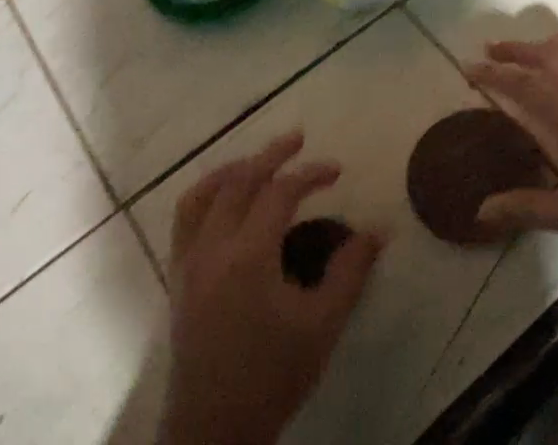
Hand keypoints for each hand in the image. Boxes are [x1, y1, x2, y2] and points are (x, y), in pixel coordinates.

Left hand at [164, 132, 383, 444]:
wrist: (214, 427)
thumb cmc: (273, 374)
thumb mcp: (323, 323)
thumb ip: (351, 270)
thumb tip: (379, 228)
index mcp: (247, 256)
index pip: (279, 194)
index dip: (310, 174)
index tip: (337, 170)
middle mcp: (210, 249)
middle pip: (236, 183)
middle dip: (269, 156)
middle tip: (299, 140)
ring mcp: (187, 263)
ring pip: (200, 196)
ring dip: (232, 170)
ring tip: (258, 161)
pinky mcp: (178, 279)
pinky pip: (184, 219)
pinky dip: (206, 195)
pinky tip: (226, 202)